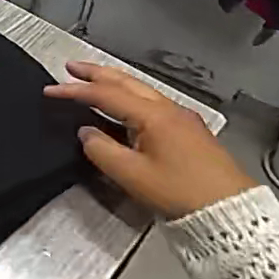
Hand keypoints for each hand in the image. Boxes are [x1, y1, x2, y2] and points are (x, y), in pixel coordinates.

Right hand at [45, 61, 254, 217]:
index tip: (50, 90)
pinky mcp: (188, 129)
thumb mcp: (133, 176)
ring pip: (140, 89)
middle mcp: (167, 108)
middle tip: (71, 67)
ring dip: (113, 82)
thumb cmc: (179, 193)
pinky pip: (150, 101)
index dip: (75, 91)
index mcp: (152, 115)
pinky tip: (123, 105)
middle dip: (96, 73)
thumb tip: (86, 133)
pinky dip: (129, 95)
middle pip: (125, 81)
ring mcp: (180, 116)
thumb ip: (103, 152)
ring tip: (92, 80)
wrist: (228, 210)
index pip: (105, 94)